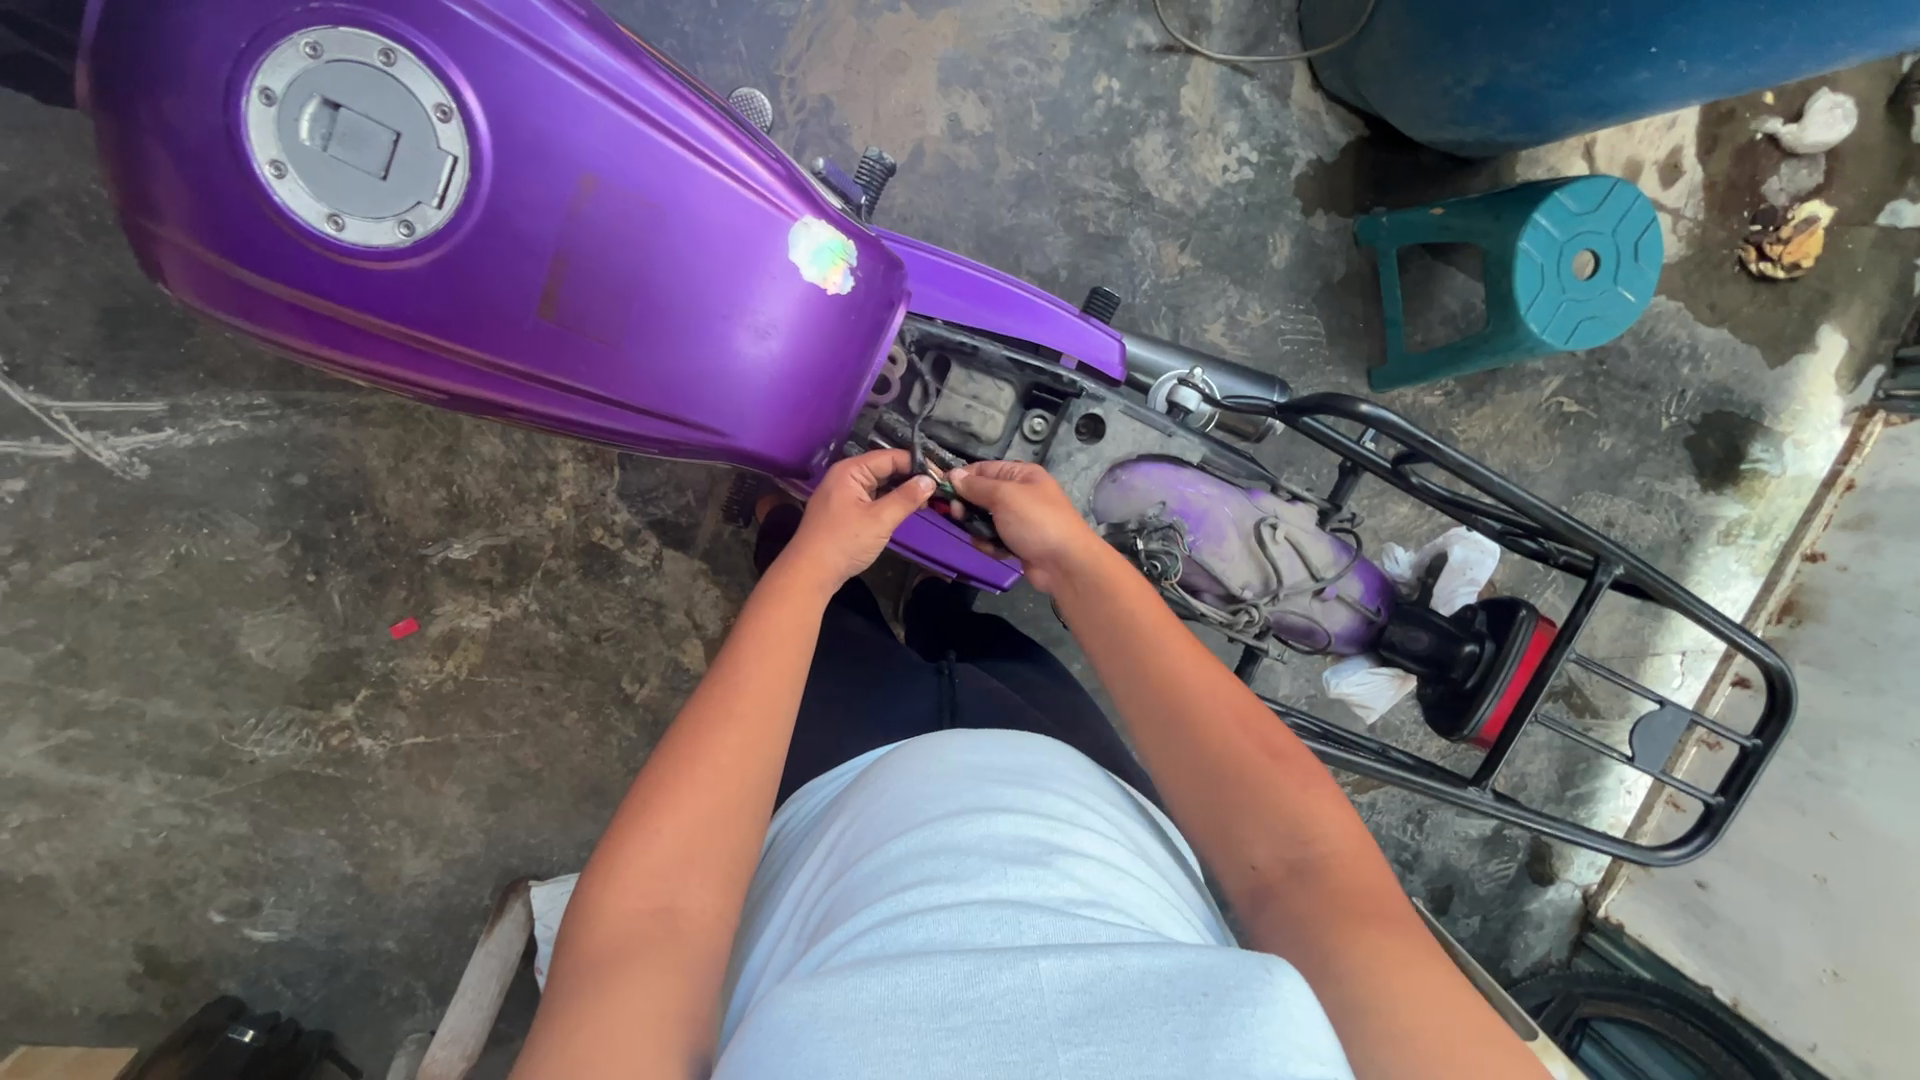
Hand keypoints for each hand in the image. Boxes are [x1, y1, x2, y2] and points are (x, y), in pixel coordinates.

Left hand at [779, 449, 932, 593]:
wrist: (811, 573)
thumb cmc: (844, 543)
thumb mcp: (880, 519)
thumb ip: (906, 498)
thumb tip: (930, 480)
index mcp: (851, 471)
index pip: (890, 457)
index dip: (916, 464)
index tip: (940, 475)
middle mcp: (846, 476)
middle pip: (884, 468)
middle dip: (910, 477)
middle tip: (937, 490)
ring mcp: (843, 494)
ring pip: (879, 484)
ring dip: (901, 491)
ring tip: (927, 501)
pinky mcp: (844, 510)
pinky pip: (872, 498)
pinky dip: (889, 502)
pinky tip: (905, 510)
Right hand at [946, 461, 1106, 594]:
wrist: (1065, 563)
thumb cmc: (1035, 522)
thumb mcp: (1004, 496)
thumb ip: (976, 486)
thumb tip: (953, 475)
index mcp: (1021, 475)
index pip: (983, 469)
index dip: (962, 479)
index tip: (943, 491)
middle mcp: (1020, 494)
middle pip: (981, 495)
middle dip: (968, 507)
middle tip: (959, 516)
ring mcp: (1019, 520)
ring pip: (984, 520)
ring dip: (979, 529)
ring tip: (985, 538)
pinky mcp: (1017, 542)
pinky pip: (993, 539)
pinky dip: (991, 545)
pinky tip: (997, 551)